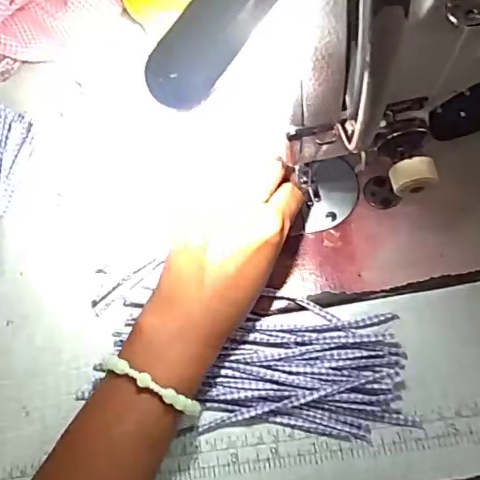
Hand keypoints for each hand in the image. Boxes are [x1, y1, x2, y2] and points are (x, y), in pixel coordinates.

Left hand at [121, 162, 305, 391]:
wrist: (187, 313)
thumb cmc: (226, 302)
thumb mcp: (268, 267)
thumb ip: (278, 230)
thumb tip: (283, 207)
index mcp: (267, 228)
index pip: (293, 189)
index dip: (293, 191)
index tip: (289, 193)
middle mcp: (239, 211)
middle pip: (268, 166)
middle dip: (272, 175)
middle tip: (268, 188)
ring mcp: (211, 206)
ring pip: (239, 170)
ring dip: (243, 181)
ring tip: (238, 206)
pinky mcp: (188, 208)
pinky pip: (212, 187)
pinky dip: (218, 193)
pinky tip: (216, 213)